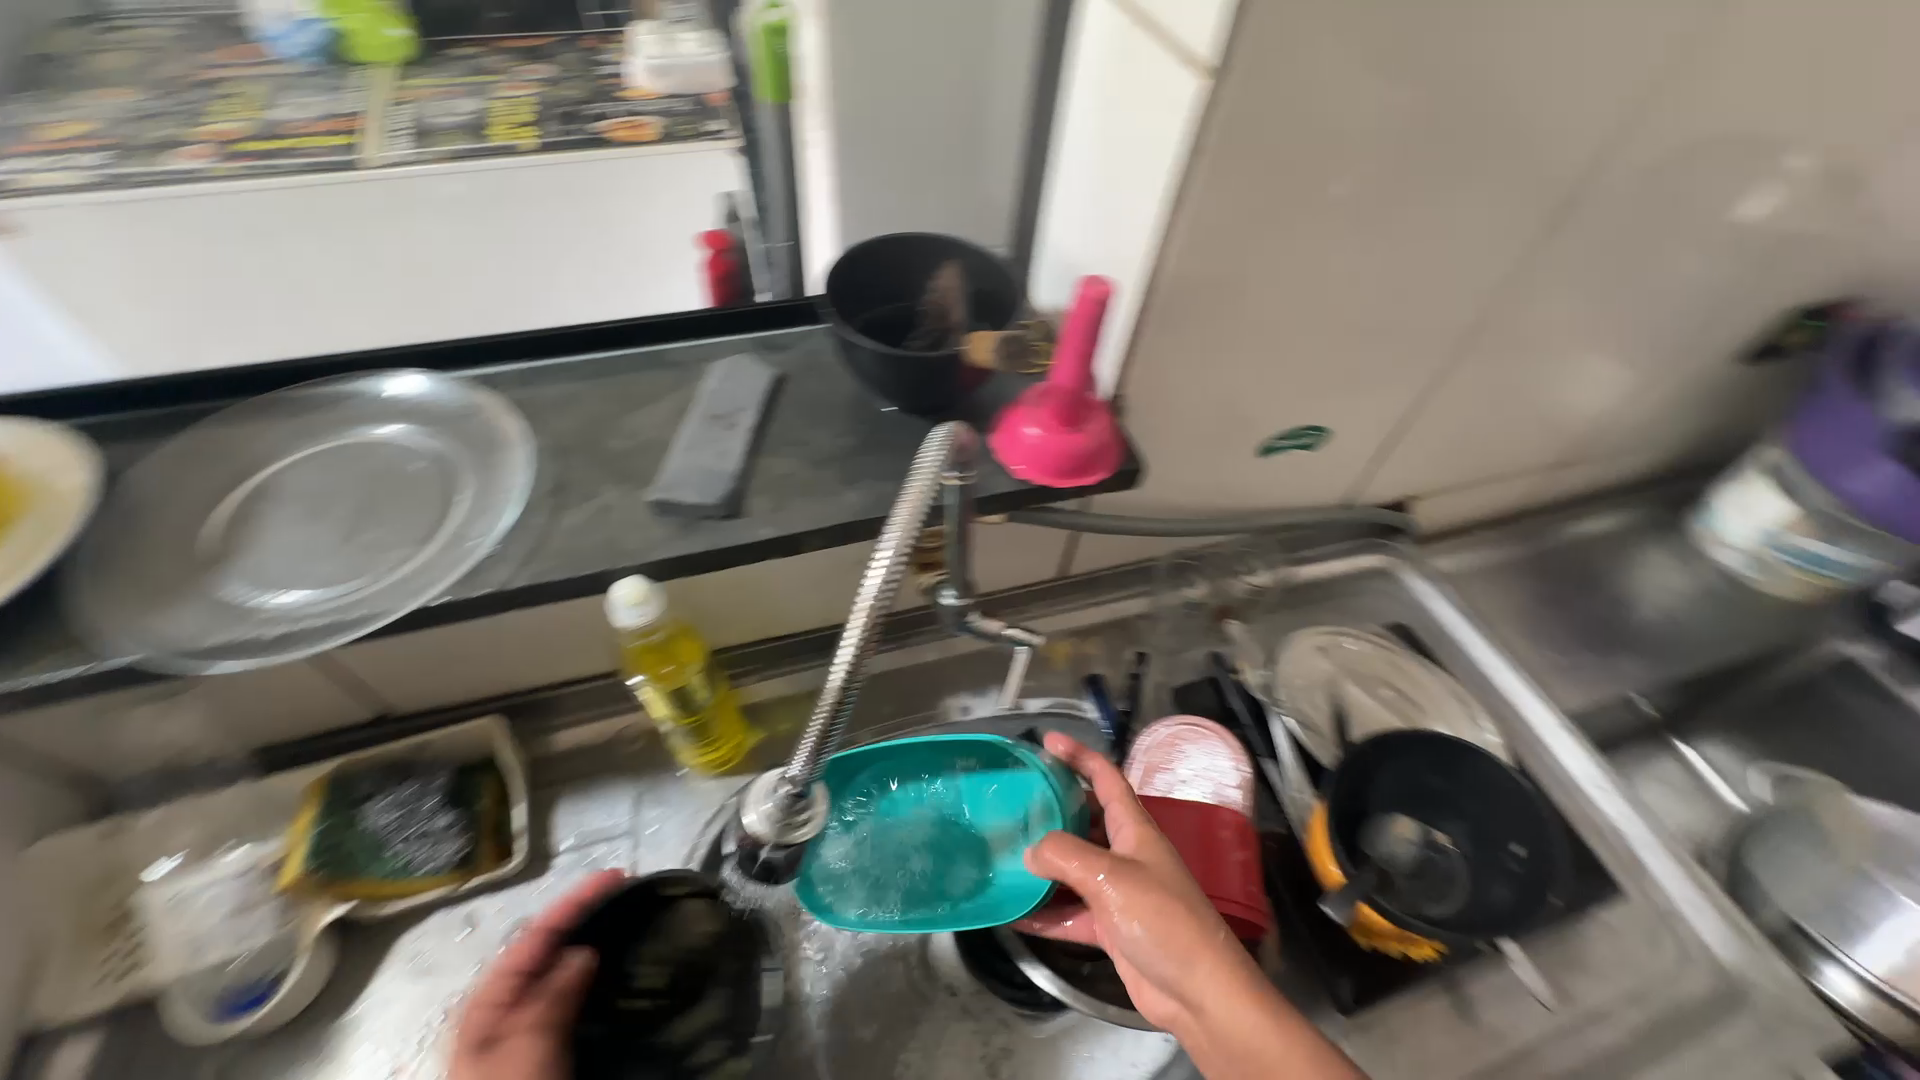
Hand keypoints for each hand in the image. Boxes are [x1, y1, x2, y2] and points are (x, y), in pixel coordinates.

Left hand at [450, 869, 626, 1079]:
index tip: (615, 876)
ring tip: (622, 916)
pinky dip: (587, 974)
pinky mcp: (537, 1052)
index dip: (573, 902)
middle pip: (542, 947)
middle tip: (626, 891)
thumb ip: (551, 998)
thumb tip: (581, 950)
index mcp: (487, 1003)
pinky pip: (564, 998)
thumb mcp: (528, 1052)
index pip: (533, 937)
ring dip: (585, 939)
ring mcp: (517, 1032)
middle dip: (581, 914)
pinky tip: (608, 968)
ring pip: (554, 971)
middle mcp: (499, 1010)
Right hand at [1014, 733, 1258, 1033]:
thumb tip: (1029, 851)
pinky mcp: (1110, 928)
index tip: (1047, 742)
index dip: (1079, 756)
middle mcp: (1125, 854)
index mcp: (1134, 828)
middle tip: (1012, 802)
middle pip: (1083, 821)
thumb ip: (1066, 856)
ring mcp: (1117, 892)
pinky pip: (1069, 913)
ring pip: (1071, 869)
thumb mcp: (1111, 877)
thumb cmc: (1162, 919)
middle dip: (1051, 810)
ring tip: (1002, 855)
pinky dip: (1044, 913)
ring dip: (1042, 865)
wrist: (1198, 991)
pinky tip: (1012, 913)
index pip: (1105, 778)